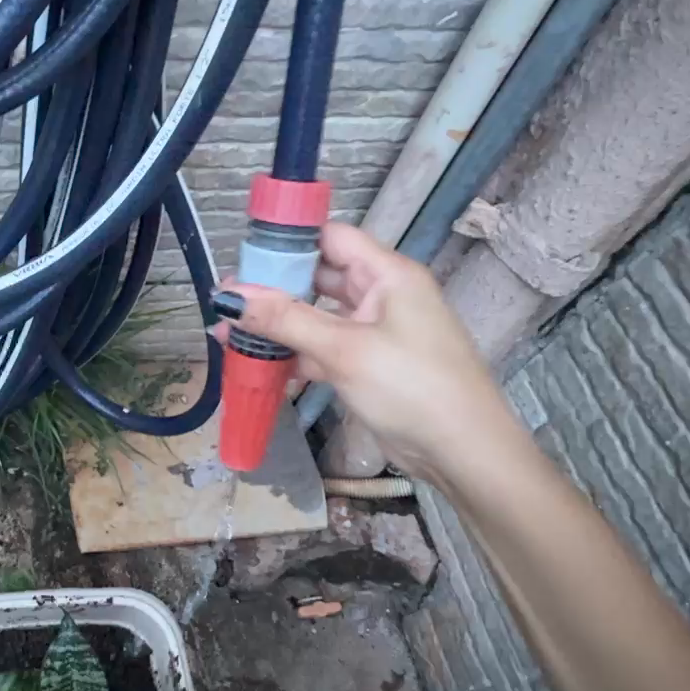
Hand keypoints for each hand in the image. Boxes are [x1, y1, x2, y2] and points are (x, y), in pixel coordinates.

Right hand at [210, 222, 516, 482]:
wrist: (462, 453)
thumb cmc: (411, 387)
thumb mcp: (344, 350)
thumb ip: (284, 320)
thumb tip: (228, 296)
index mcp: (387, 274)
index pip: (331, 238)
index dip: (289, 241)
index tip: (243, 256)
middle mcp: (381, 295)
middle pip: (318, 278)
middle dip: (273, 289)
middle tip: (227, 301)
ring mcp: (374, 332)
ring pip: (316, 317)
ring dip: (278, 326)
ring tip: (229, 335)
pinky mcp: (368, 365)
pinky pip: (323, 349)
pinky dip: (294, 355)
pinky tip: (257, 366)